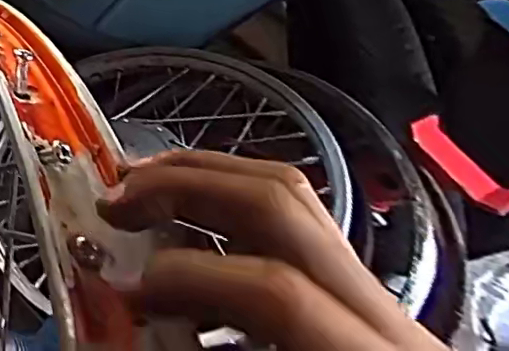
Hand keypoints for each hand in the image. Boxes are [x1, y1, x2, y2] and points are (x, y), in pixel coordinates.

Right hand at [99, 150, 443, 350]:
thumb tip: (122, 337)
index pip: (277, 294)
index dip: (188, 280)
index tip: (128, 293)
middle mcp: (391, 326)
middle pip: (279, 206)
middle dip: (183, 188)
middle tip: (116, 203)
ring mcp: (382, 301)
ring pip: (288, 192)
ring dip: (199, 174)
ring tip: (139, 183)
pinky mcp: (364, 295)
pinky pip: (292, 215)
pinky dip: (226, 193)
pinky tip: (187, 207)